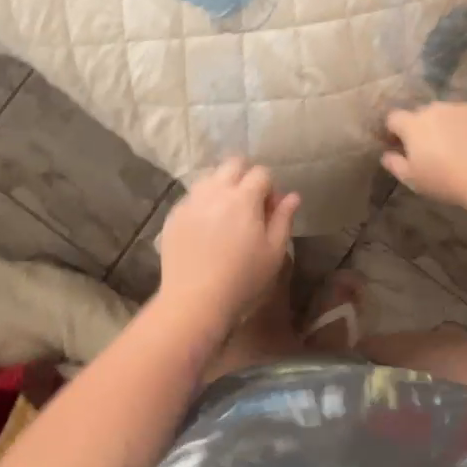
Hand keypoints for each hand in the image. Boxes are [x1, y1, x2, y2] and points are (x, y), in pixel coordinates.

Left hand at [156, 158, 299, 329]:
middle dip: (245, 176)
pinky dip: (203, 203)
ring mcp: (191, 201)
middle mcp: (215, 190)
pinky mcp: (174, 215)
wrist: (194, 302)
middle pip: (233, 163)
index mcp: (243, 197)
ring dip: (222, 186)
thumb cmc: (242, 280)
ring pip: (210, 177)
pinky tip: (206, 229)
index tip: (270, 211)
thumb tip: (292, 196)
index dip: (269, 188)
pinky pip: (193, 196)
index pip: (261, 172)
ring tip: (226, 215)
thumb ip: (284, 219)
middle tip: (250, 205)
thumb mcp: (274, 253)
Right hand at [382, 102, 466, 207]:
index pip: (394, 118)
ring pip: (449, 113)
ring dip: (448, 125)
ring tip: (460, 147)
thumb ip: (395, 164)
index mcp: (413, 124)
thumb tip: (386, 155)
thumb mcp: (413, 180)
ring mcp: (462, 107)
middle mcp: (435, 108)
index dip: (395, 131)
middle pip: (423, 113)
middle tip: (433, 150)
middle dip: (424, 127)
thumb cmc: (446, 181)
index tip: (400, 145)